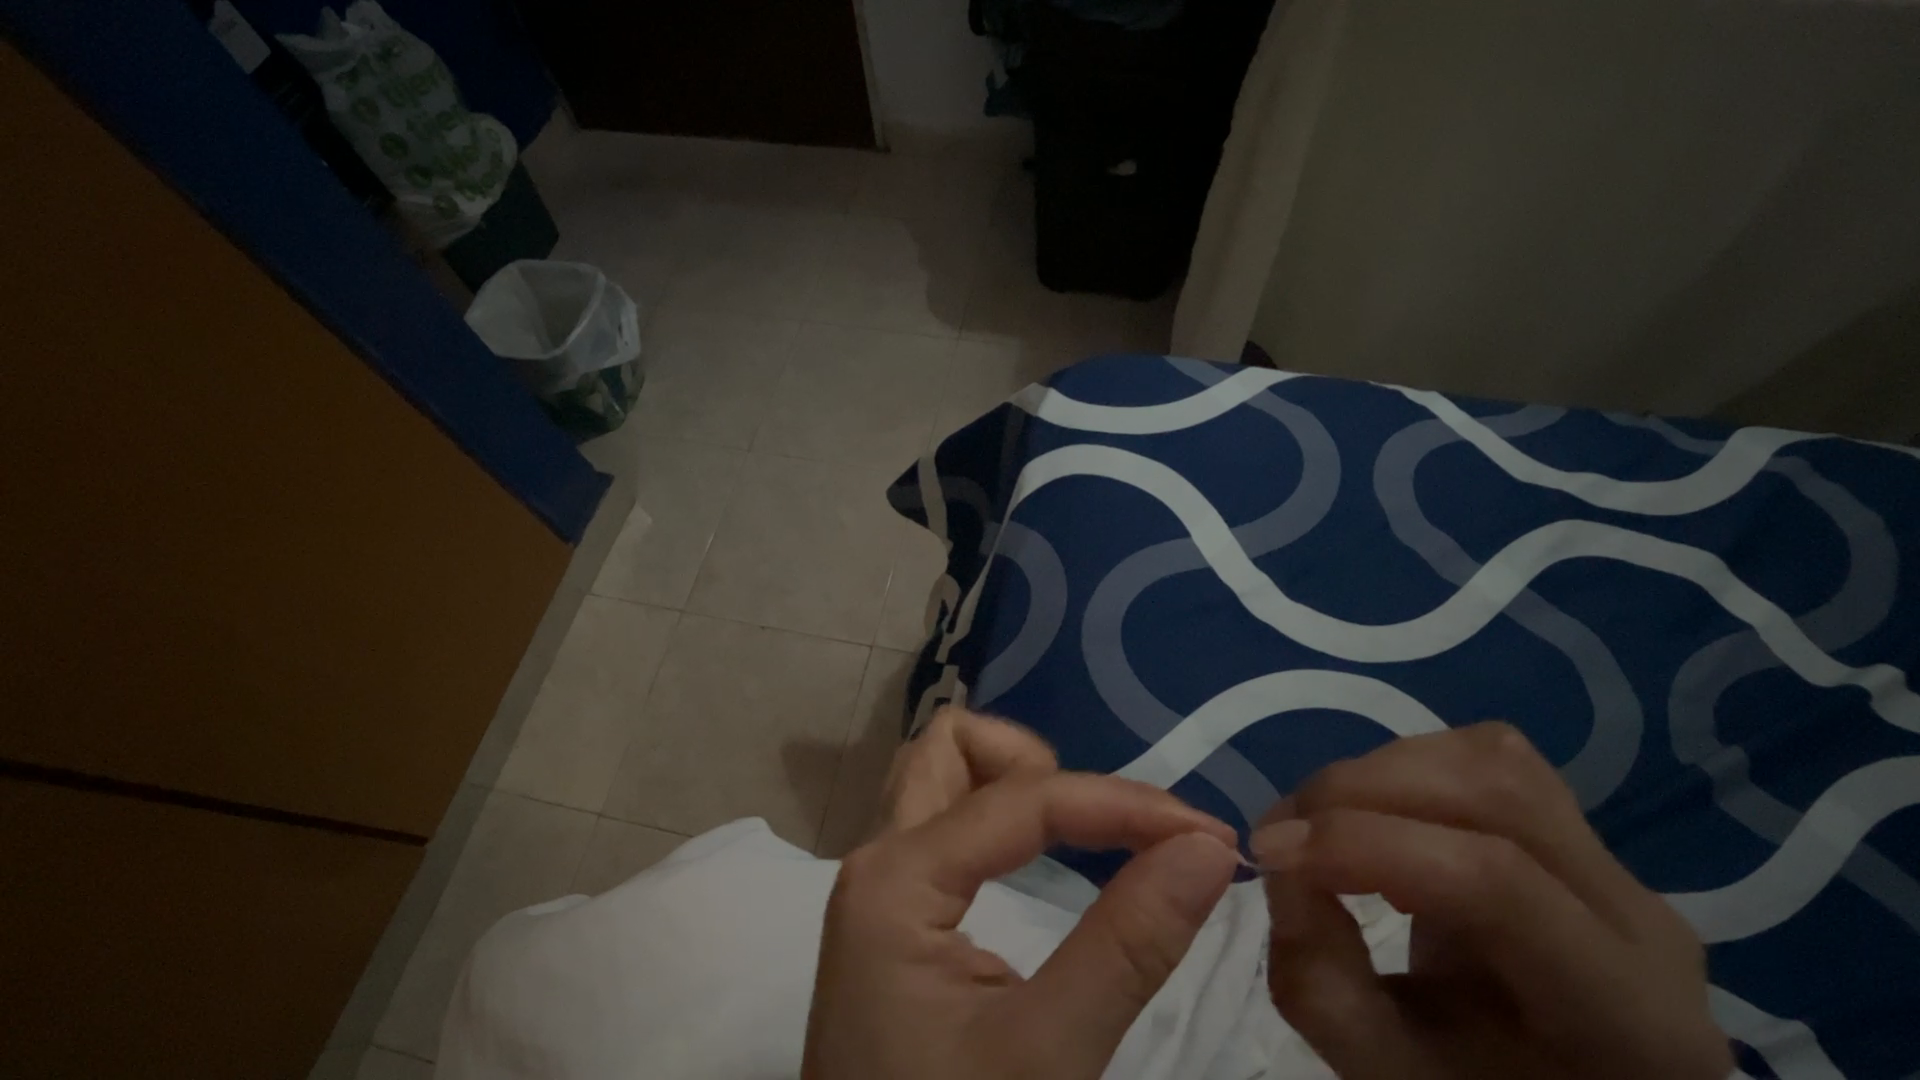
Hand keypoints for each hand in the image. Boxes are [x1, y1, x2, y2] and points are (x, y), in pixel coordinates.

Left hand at [805, 708, 1242, 1079]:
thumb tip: (1206, 847)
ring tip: (1081, 834)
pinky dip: (997, 815)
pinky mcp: (893, 917)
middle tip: (1109, 827)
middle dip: (1040, 764)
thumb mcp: (1047, 1053)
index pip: (1024, 797)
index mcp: (896, 879)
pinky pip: (941, 822)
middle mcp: (877, 860)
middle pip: (952, 749)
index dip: (1123, 803)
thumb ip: (1128, 945)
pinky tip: (1038, 856)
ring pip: (939, 776)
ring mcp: (879, 887)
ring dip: (1013, 781)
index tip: (1209, 835)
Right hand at [1252, 722, 1732, 1078]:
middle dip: (1359, 792)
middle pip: (1495, 794)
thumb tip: (1283, 864)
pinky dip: (1409, 767)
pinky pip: (1492, 759)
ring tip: (1324, 820)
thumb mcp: (1384, 1072)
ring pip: (1492, 760)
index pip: (1495, 884)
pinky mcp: (1577, 830)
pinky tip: (1378, 815)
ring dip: (1380, 773)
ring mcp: (1616, 865)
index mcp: (1621, 1012)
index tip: (1269, 855)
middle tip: (1283, 832)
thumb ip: (1320, 981)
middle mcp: (1641, 918)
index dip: (1365, 847)